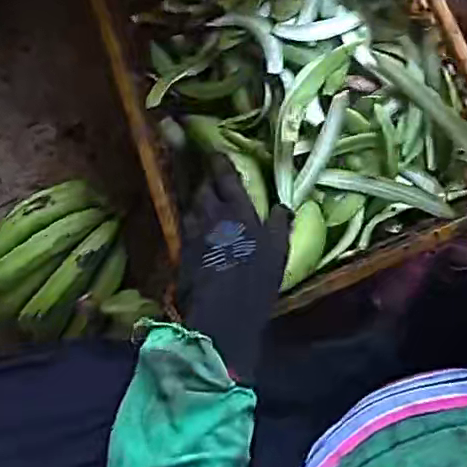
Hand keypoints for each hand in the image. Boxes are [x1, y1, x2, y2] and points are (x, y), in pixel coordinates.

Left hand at [178, 158, 287, 382]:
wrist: (222, 315)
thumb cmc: (256, 280)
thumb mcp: (278, 251)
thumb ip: (280, 223)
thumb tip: (284, 206)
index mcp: (238, 209)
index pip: (225, 176)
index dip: (219, 162)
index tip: (215, 151)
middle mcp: (213, 214)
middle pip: (203, 187)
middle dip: (206, 180)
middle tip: (210, 175)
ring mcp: (194, 231)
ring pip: (192, 205)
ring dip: (197, 199)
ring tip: (204, 199)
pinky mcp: (182, 249)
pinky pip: (186, 225)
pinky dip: (192, 220)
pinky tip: (196, 225)